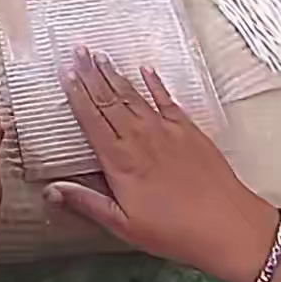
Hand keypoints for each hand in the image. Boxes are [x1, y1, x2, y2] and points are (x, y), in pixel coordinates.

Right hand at [47, 49, 277, 281]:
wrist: (230, 227)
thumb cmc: (173, 231)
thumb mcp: (123, 224)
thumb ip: (86, 202)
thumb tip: (50, 189)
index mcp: (119, 159)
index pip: (90, 118)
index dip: (76, 93)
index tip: (64, 72)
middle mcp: (138, 137)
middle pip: (108, 98)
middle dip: (90, 73)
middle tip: (77, 50)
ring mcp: (165, 130)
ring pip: (132, 95)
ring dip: (114, 73)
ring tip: (99, 55)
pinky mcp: (188, 130)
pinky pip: (167, 100)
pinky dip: (155, 83)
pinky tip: (145, 69)